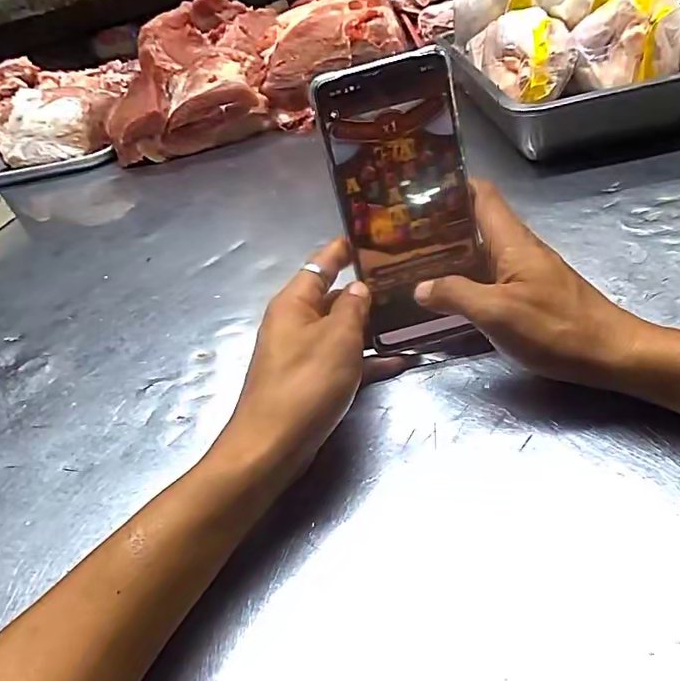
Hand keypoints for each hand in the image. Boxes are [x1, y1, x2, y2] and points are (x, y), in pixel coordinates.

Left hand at [221, 239, 405, 471]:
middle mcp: (294, 324)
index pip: (319, 265)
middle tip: (401, 278)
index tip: (364, 236)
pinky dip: (365, 360)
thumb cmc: (306, 383)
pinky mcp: (309, 382)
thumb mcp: (337, 339)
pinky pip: (341, 361)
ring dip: (367, 325)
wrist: (274, 444)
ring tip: (406, 314)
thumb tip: (359, 287)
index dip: (340, 250)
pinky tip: (398, 361)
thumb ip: (352, 308)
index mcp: (293, 304)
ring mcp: (301, 354)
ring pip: (339, 331)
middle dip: (362, 289)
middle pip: (331, 297)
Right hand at [414, 181, 661, 388]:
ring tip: (413, 264)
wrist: (611, 354)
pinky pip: (489, 278)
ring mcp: (526, 273)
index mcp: (513, 242)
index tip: (417, 192)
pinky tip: (446, 296)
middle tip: (401, 235)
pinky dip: (465, 280)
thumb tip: (420, 287)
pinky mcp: (530, 295)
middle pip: (475, 224)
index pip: (482, 196)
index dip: (451, 187)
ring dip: (449, 255)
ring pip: (480, 254)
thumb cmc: (556, 328)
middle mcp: (519, 250)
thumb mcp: (497, 312)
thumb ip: (456, 295)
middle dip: (440, 225)